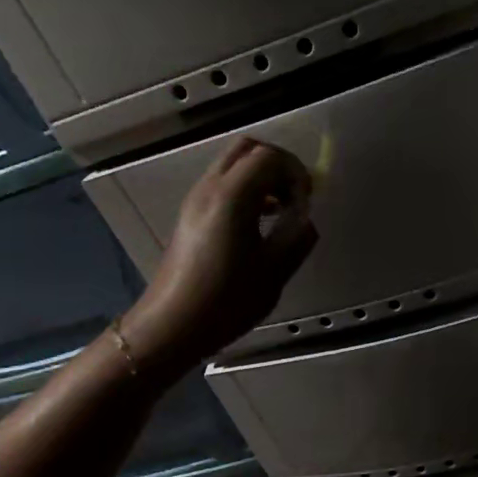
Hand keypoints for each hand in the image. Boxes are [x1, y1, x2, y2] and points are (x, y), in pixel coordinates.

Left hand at [120, 138, 316, 373]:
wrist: (171, 326)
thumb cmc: (225, 301)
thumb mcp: (274, 272)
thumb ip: (297, 236)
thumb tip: (305, 217)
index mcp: (232, 196)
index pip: (269, 157)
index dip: (295, 173)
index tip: (306, 203)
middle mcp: (209, 187)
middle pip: (247, 149)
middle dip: (278, 165)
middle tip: (296, 197)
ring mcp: (195, 200)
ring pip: (233, 165)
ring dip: (261, 178)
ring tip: (282, 212)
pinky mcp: (190, 215)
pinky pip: (222, 185)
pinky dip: (246, 191)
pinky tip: (259, 224)